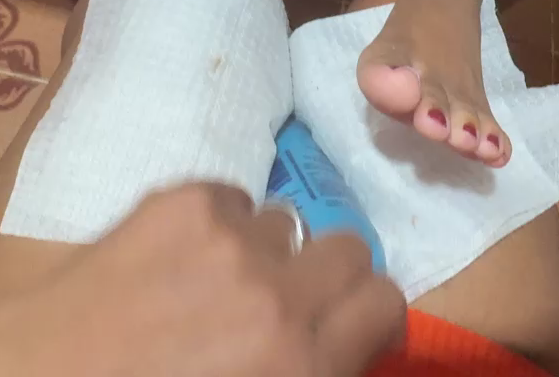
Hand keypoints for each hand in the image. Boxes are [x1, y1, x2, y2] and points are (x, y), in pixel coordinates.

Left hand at [0, 184, 405, 376]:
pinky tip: (173, 259)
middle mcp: (277, 293)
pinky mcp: (180, 200)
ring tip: (215, 284)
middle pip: (350, 247)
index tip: (340, 331)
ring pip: (287, 220)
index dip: (367, 317)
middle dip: (325, 280)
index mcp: (299, 365)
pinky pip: (232, 198)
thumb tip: (325, 347)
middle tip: (284, 307)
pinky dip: (216, 226)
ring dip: (266, 253)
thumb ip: (301, 369)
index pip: (385, 302)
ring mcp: (226, 236)